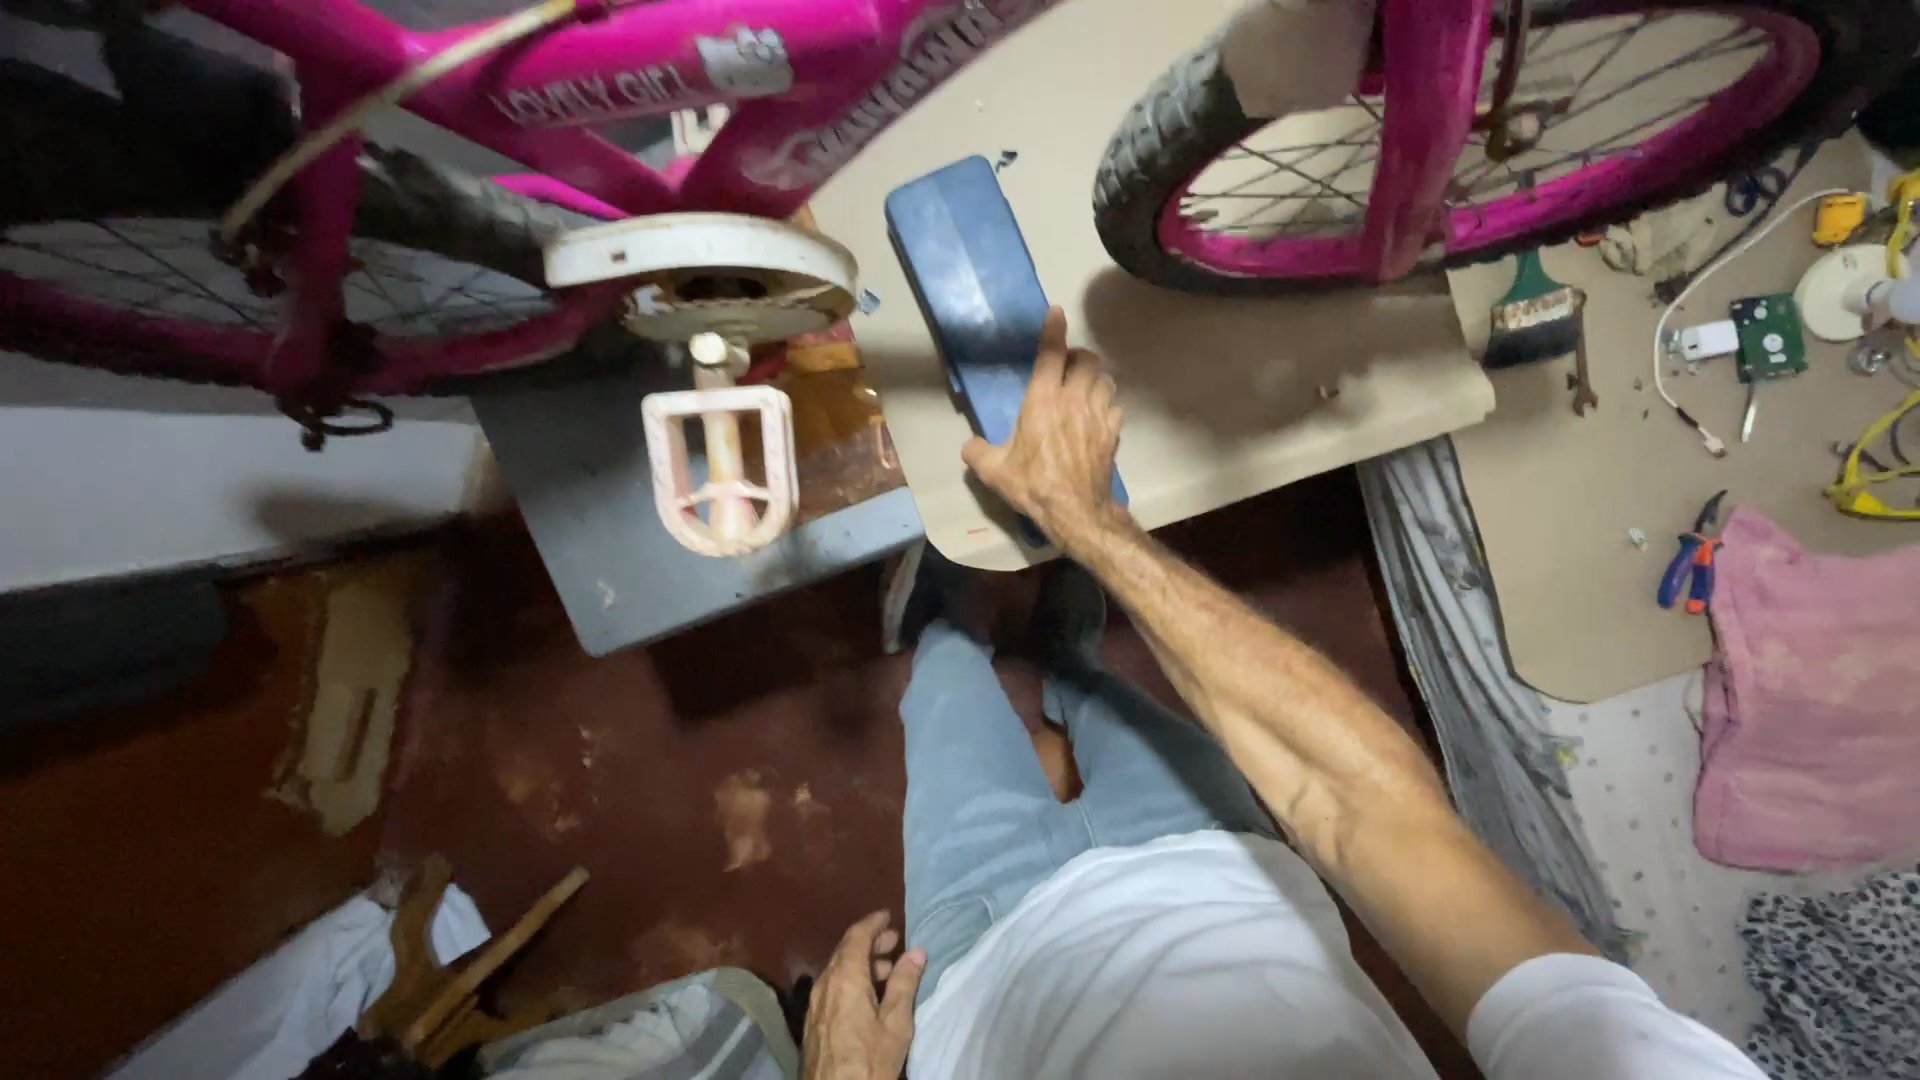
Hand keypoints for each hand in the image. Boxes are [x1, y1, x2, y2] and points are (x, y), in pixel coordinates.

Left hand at [802, 911, 925, 1079]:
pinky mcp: (812, 1023)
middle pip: (846, 951)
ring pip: (838, 970)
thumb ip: (905, 984)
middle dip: (870, 942)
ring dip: (861, 963)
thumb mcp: (896, 1023)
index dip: (873, 922)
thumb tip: (916, 952)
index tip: (888, 915)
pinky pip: (832, 988)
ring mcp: (815, 1004)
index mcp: (845, 977)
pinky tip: (868, 996)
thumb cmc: (869, 1061)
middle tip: (894, 942)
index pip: (857, 935)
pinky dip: (851, 980)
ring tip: (887, 972)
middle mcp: (825, 983)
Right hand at [961, 307, 1125, 549]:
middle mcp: (1074, 400)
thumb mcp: (993, 471)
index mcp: (1043, 401)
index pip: (1051, 354)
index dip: (1053, 331)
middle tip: (1069, 365)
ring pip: (1105, 380)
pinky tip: (1099, 415)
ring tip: (1086, 386)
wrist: (1074, 511)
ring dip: (1096, 377)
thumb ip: (977, 452)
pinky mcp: (1112, 433)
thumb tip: (969, 446)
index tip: (1056, 313)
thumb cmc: (1032, 486)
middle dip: (1079, 356)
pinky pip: (1115, 406)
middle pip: (1088, 360)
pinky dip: (1107, 404)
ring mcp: (1098, 415)